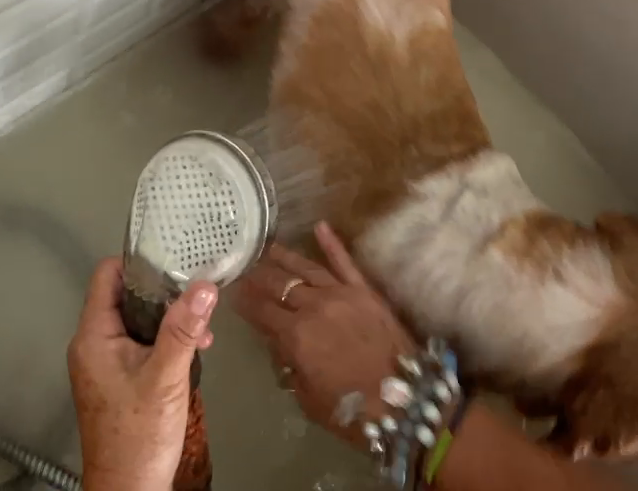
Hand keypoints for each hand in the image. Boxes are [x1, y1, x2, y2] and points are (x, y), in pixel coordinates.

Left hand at [67, 258, 216, 490]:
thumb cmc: (139, 434)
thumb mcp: (166, 377)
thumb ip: (183, 329)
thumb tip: (205, 285)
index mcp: (93, 335)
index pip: (108, 275)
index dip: (137, 261)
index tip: (173, 257)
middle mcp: (93, 344)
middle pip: (125, 296)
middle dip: (162, 293)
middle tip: (196, 294)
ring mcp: (104, 363)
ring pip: (137, 321)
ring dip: (168, 320)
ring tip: (201, 330)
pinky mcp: (117, 380)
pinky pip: (139, 344)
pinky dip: (164, 342)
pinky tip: (192, 351)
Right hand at [231, 223, 417, 445]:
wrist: (405, 402)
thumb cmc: (353, 411)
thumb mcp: (309, 399)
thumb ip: (290, 368)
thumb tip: (280, 345)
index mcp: (296, 336)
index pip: (262, 311)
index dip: (245, 302)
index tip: (232, 292)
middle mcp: (314, 307)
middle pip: (279, 285)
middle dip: (259, 277)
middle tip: (246, 267)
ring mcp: (340, 294)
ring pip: (306, 268)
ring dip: (285, 257)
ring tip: (269, 247)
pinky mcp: (364, 290)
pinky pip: (344, 262)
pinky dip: (331, 243)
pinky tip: (320, 226)